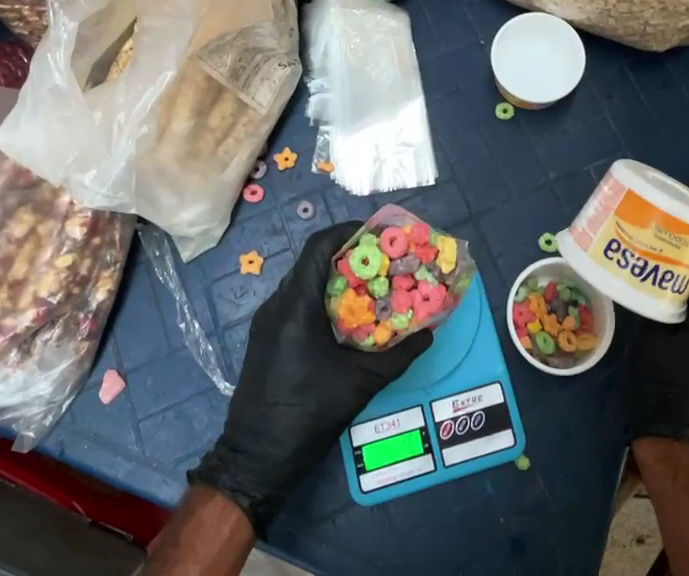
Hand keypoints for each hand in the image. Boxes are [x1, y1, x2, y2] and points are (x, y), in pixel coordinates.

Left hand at [189, 222, 433, 529]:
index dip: (348, 232)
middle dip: (349, 256)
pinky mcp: (266, 337)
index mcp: (297, 306)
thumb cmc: (310, 414)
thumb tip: (430, 332)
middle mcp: (277, 305)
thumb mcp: (363, 383)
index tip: (378, 232)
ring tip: (371, 286)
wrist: (258, 457)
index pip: (319, 247)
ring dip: (335, 278)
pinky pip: (296, 303)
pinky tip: (347, 317)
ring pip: (304, 282)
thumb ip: (399, 354)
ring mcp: (267, 321)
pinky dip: (322, 298)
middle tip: (383, 261)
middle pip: (313, 262)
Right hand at [623, 260, 688, 445]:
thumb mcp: (645, 341)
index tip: (683, 242)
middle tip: (663, 263)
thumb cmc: (654, 386)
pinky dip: (688, 324)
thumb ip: (651, 311)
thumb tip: (645, 287)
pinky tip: (665, 322)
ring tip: (659, 289)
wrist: (667, 440)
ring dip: (687, 304)